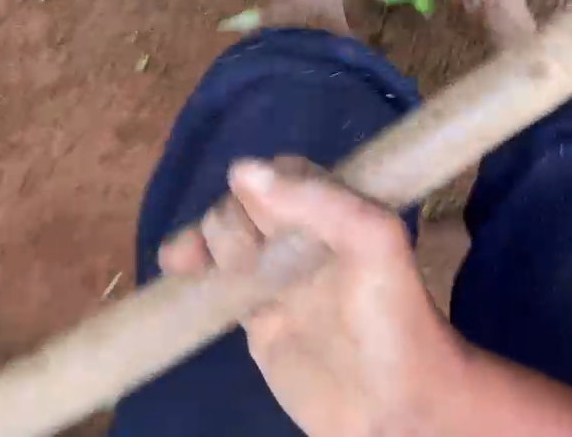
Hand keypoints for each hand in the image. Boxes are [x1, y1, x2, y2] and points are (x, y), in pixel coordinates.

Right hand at [159, 158, 465, 436]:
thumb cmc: (391, 312)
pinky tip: (177, 268)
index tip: (257, 211)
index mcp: (343, 207)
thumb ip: (320, 201)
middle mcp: (310, 235)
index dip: (265, 184)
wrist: (393, 400)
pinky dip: (191, 267)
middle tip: (252, 260)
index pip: (290, 173)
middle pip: (251, 204)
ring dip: (207, 239)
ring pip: (229, 238)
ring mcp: (281, 276)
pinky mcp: (259, 318)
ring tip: (201, 264)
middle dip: (235, 219)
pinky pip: (217, 282)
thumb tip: (242, 170)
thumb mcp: (374, 241)